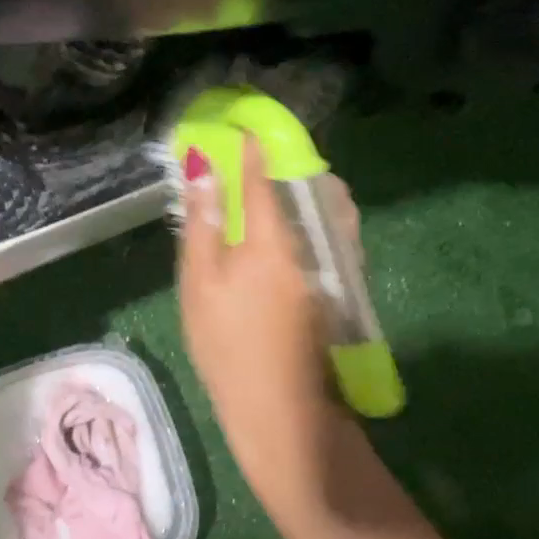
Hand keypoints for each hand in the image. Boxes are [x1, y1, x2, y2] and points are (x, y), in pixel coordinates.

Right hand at [176, 138, 360, 516]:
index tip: (243, 123)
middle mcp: (311, 243)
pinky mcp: (340, 288)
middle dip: (290, 162)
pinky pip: (336, 232)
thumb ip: (203, 223)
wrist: (282, 414)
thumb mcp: (198, 283)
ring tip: (281, 182)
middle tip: (263, 153)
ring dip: (309, 187)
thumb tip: (202, 168)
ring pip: (329, 209)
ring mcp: (332, 266)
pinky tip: (298, 224)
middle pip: (310, 186)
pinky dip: (319, 214)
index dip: (253, 146)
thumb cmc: (228, 345)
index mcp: (272, 237)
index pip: (263, 175)